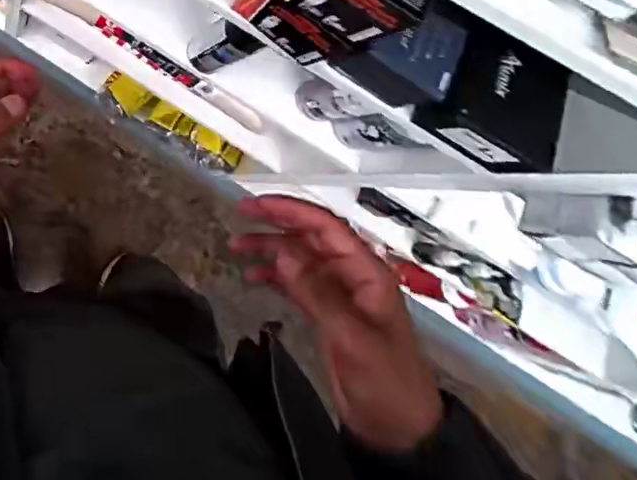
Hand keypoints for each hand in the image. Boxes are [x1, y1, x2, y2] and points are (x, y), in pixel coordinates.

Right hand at [232, 195, 442, 451]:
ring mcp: (338, 293)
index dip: (291, 210)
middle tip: (241, 214)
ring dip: (269, 249)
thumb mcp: (352, 335)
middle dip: (274, 222)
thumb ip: (317, 291)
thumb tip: (283, 250)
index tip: (258, 204)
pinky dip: (274, 276)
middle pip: (309, 236)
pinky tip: (253, 276)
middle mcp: (350, 275)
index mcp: (366, 271)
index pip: (325, 226)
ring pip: (298, 258)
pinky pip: (296, 283)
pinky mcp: (327, 313)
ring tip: (237, 246)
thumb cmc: (386, 380)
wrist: (400, 431)